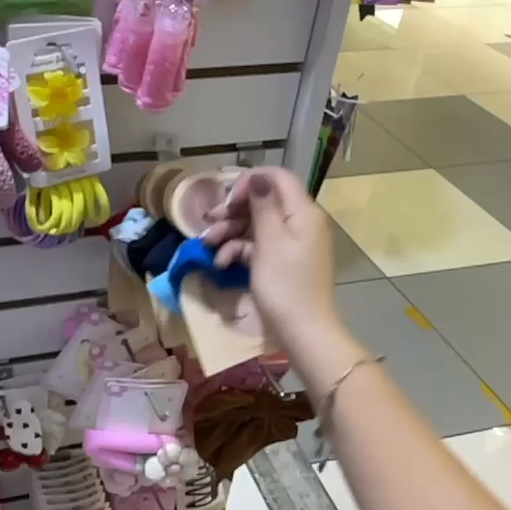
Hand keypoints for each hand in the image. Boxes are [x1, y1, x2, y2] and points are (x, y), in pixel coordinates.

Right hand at [200, 167, 337, 341]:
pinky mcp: (281, 261)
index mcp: (302, 212)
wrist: (303, 332)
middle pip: (262, 202)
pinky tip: (221, 264)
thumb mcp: (270, 243)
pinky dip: (238, 251)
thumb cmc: (286, 286)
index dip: (249, 182)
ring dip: (229, 232)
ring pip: (255, 225)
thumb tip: (257, 178)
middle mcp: (299, 222)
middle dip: (232, 211)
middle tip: (208, 222)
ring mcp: (290, 243)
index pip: (277, 178)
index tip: (228, 201)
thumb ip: (263, 206)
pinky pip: (257, 246)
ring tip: (207, 245)